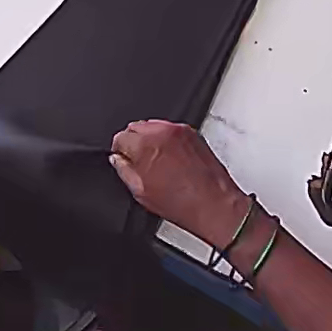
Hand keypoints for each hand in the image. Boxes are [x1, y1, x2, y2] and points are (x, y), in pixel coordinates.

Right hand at [110, 120, 249, 246]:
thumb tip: (118, 160)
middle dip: (134, 143)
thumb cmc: (183, 202)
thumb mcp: (141, 192)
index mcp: (145, 146)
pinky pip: (170, 129)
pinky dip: (166, 139)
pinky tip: (171, 159)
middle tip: (139, 162)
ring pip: (153, 126)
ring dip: (150, 139)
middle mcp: (162, 133)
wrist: (213, 204)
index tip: (123, 159)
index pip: (120, 137)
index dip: (119, 151)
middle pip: (135, 127)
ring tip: (157, 162)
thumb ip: (124, 170)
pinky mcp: (192, 133)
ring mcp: (179, 131)